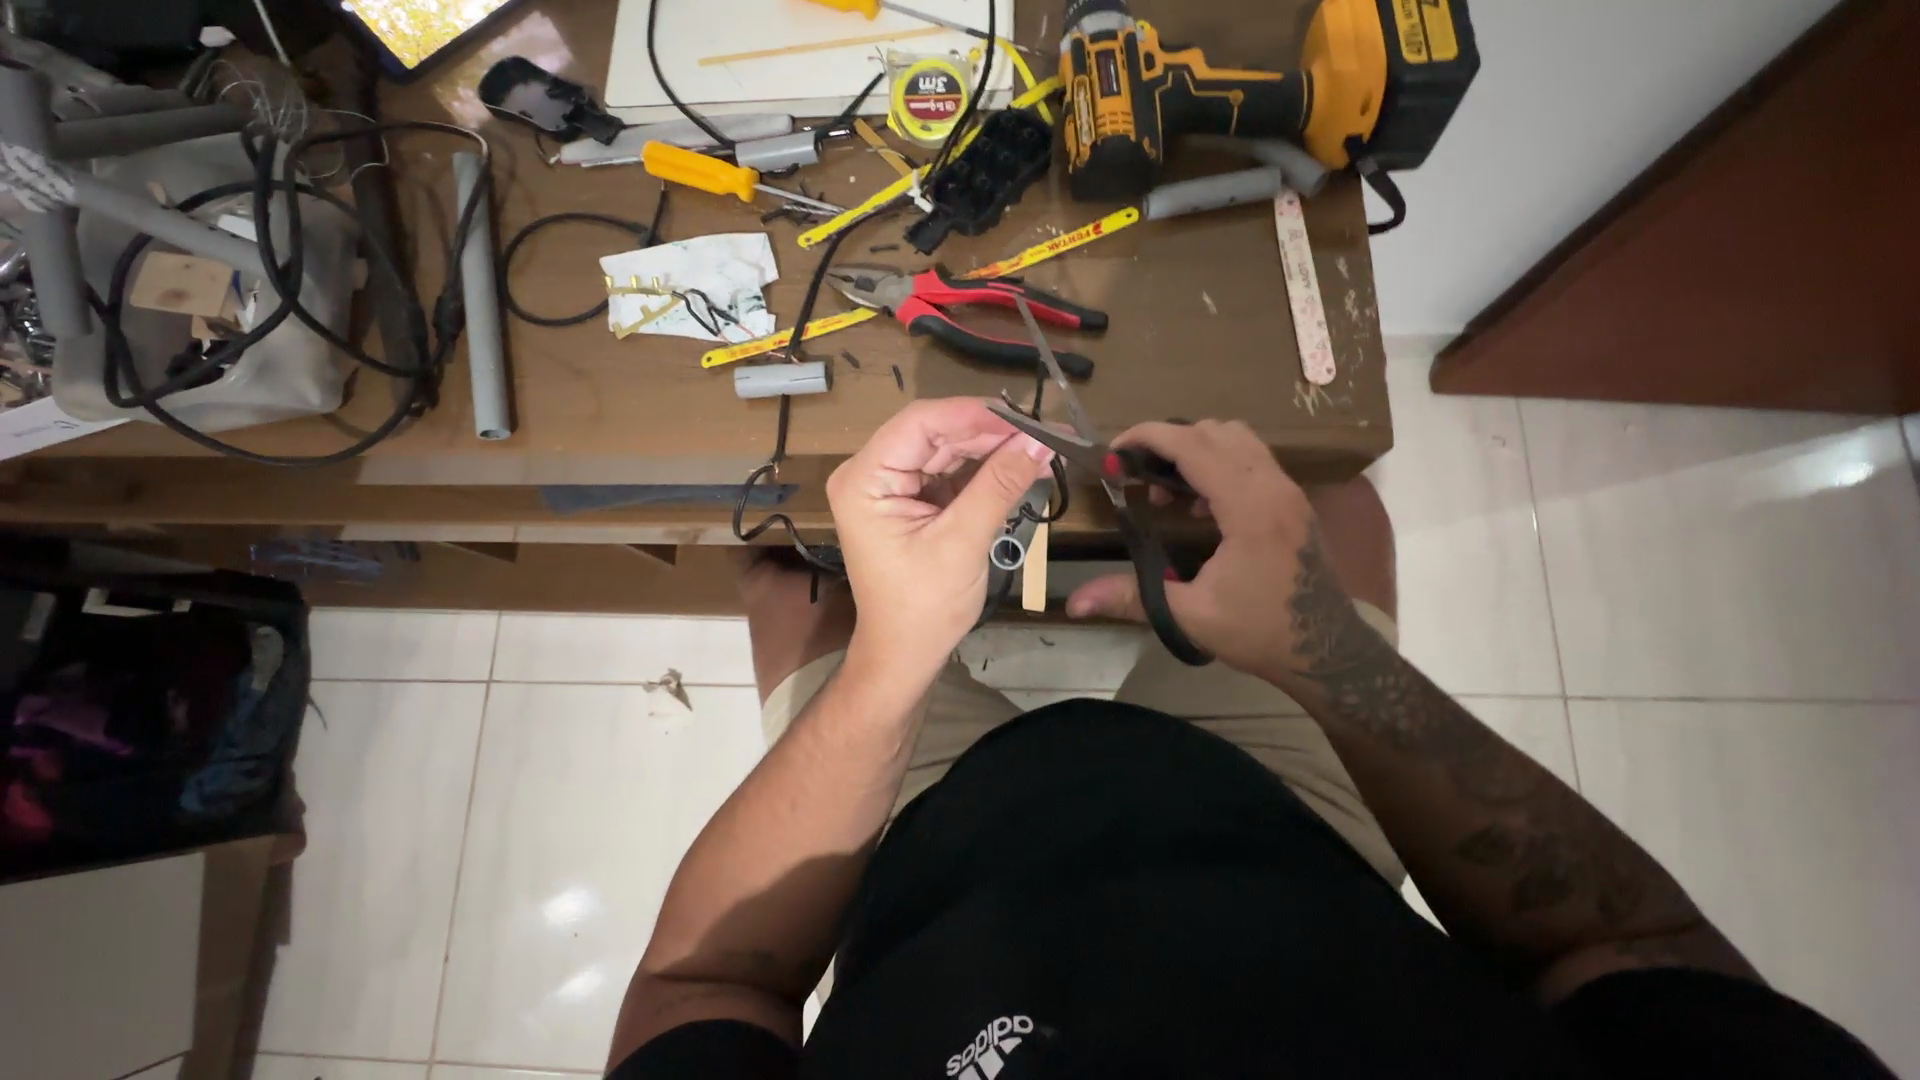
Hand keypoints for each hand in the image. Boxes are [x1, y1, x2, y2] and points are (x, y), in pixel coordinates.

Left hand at [828, 398, 1052, 678]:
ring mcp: (893, 485)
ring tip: (1044, 448)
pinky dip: (988, 469)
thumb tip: (1041, 440)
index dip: (974, 413)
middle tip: (1045, 431)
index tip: (1026, 416)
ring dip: (995, 448)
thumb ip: (999, 485)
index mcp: (865, 479)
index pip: (920, 423)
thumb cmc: (923, 607)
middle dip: (991, 431)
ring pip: (949, 448)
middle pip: (936, 432)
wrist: (906, 653)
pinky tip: (1024, 466)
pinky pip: (953, 471)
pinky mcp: (914, 499)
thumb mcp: (962, 543)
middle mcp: (872, 473)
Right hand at [1064, 419, 1346, 683]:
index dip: (1149, 438)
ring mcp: (1288, 492)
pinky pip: (1252, 460)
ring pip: (1238, 439)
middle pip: (1215, 431)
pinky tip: (1199, 507)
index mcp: (1250, 508)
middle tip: (1137, 477)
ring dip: (1195, 451)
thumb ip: (1133, 598)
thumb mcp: (1192, 617)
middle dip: (1168, 443)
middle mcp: (1274, 487)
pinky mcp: (1293, 502)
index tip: (1115, 452)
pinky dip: (1218, 464)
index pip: (1195, 445)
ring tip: (1167, 494)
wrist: (1328, 652)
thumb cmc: (1261, 632)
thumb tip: (1075, 603)